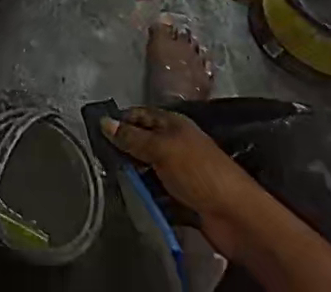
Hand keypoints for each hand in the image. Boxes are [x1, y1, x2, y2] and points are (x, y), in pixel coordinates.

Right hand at [101, 107, 265, 253]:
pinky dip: (143, 196)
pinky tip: (127, 200)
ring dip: (132, 176)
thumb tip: (104, 121)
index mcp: (172, 124)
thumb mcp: (162, 148)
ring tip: (107, 181)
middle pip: (142, 143)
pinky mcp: (181, 198)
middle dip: (123, 151)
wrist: (235, 215)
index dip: (120, 121)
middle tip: (98, 161)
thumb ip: (133, 138)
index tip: (96, 132)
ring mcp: (179, 173)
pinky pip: (155, 193)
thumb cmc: (198, 171)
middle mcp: (175, 144)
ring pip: (147, 170)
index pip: (140, 115)